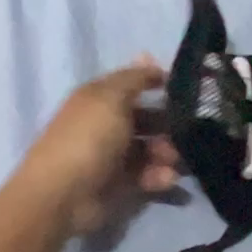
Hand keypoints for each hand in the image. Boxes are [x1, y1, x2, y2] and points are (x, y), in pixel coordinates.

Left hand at [19, 58, 181, 234]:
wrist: (62, 194)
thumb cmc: (88, 137)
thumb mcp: (112, 98)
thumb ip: (135, 78)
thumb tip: (148, 56)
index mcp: (99, 97)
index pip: (132, 84)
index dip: (156, 82)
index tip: (187, 88)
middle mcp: (106, 123)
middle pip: (145, 118)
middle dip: (168, 124)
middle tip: (189, 132)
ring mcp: (112, 155)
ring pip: (149, 148)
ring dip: (167, 152)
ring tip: (176, 160)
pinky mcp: (118, 184)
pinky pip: (145, 176)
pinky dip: (159, 176)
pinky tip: (168, 179)